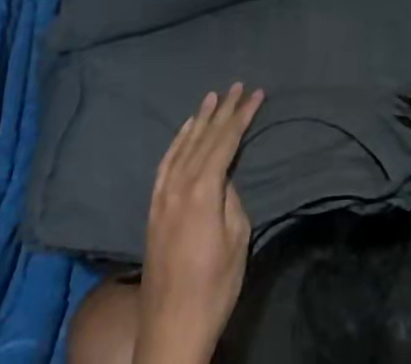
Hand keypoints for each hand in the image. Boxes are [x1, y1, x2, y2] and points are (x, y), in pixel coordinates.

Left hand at [134, 82, 263, 363]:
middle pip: (203, 139)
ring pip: (182, 148)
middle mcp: (178, 187)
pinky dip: (176, 144)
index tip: (257, 94)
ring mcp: (161, 198)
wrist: (171, 325)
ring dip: (198, 121)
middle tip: (236, 85)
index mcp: (202, 191)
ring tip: (211, 98)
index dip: (242, 116)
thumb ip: (231, 199)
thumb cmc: (215, 284)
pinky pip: (165, 165)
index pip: (225, 141)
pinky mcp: (153, 210)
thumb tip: (225, 179)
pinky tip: (184, 133)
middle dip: (222, 111)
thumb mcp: (237, 237)